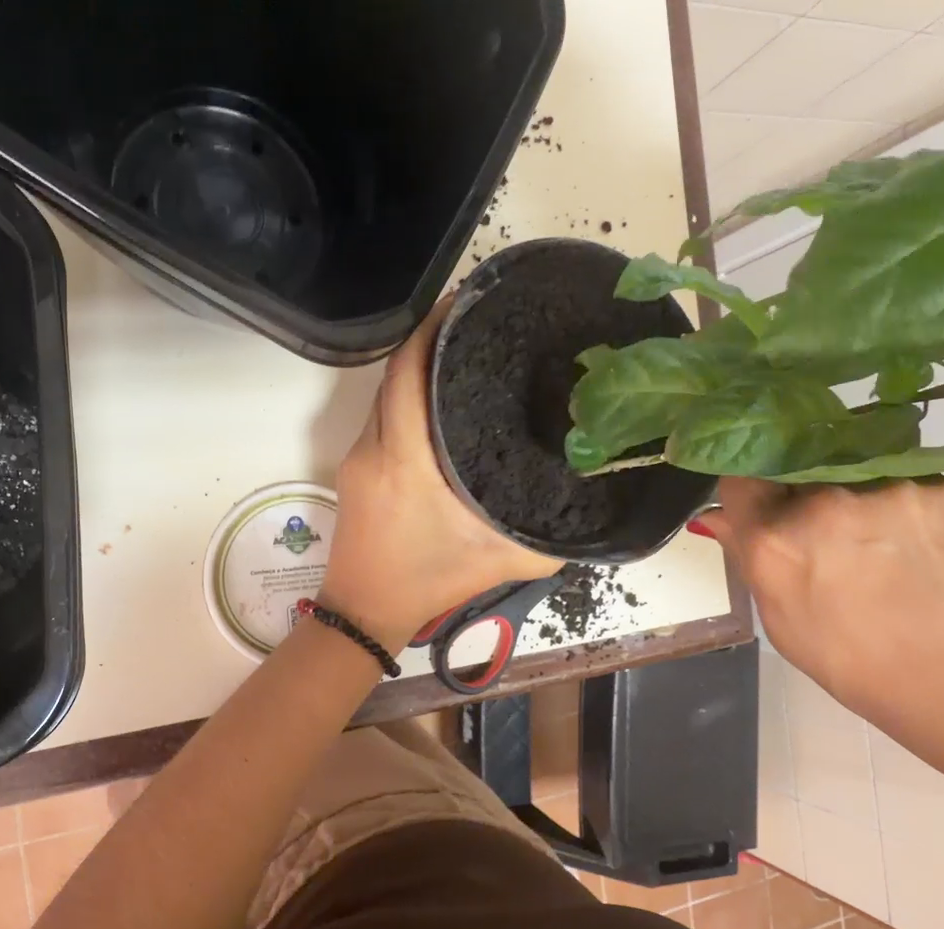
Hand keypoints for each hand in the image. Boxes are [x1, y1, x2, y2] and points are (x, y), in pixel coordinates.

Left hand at [320, 297, 563, 652]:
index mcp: (403, 460)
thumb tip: (590, 514)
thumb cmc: (426, 585)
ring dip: (416, 370)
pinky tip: (440, 401)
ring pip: (384, 396)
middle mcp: (373, 449)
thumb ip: (544, 542)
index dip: (431, 329)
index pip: (406, 373)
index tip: (464, 300)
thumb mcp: (495, 562)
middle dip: (429, 340)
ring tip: (464, 353)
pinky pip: (380, 417)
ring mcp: (356, 458)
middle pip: (393, 375)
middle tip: (476, 322)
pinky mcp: (354, 470)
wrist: (362, 613)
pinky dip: (405, 398)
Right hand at [693, 477, 943, 730]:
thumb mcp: (790, 630)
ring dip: (894, 510)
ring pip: (887, 480)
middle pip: (818, 476)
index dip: (758, 491)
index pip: (745, 478)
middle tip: (861, 550)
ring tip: (927, 563)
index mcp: (780, 539)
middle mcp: (834, 500)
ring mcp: (907, 488)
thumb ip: (752, 563)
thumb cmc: (876, 677)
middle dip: (829, 504)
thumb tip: (721, 516)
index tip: (773, 507)